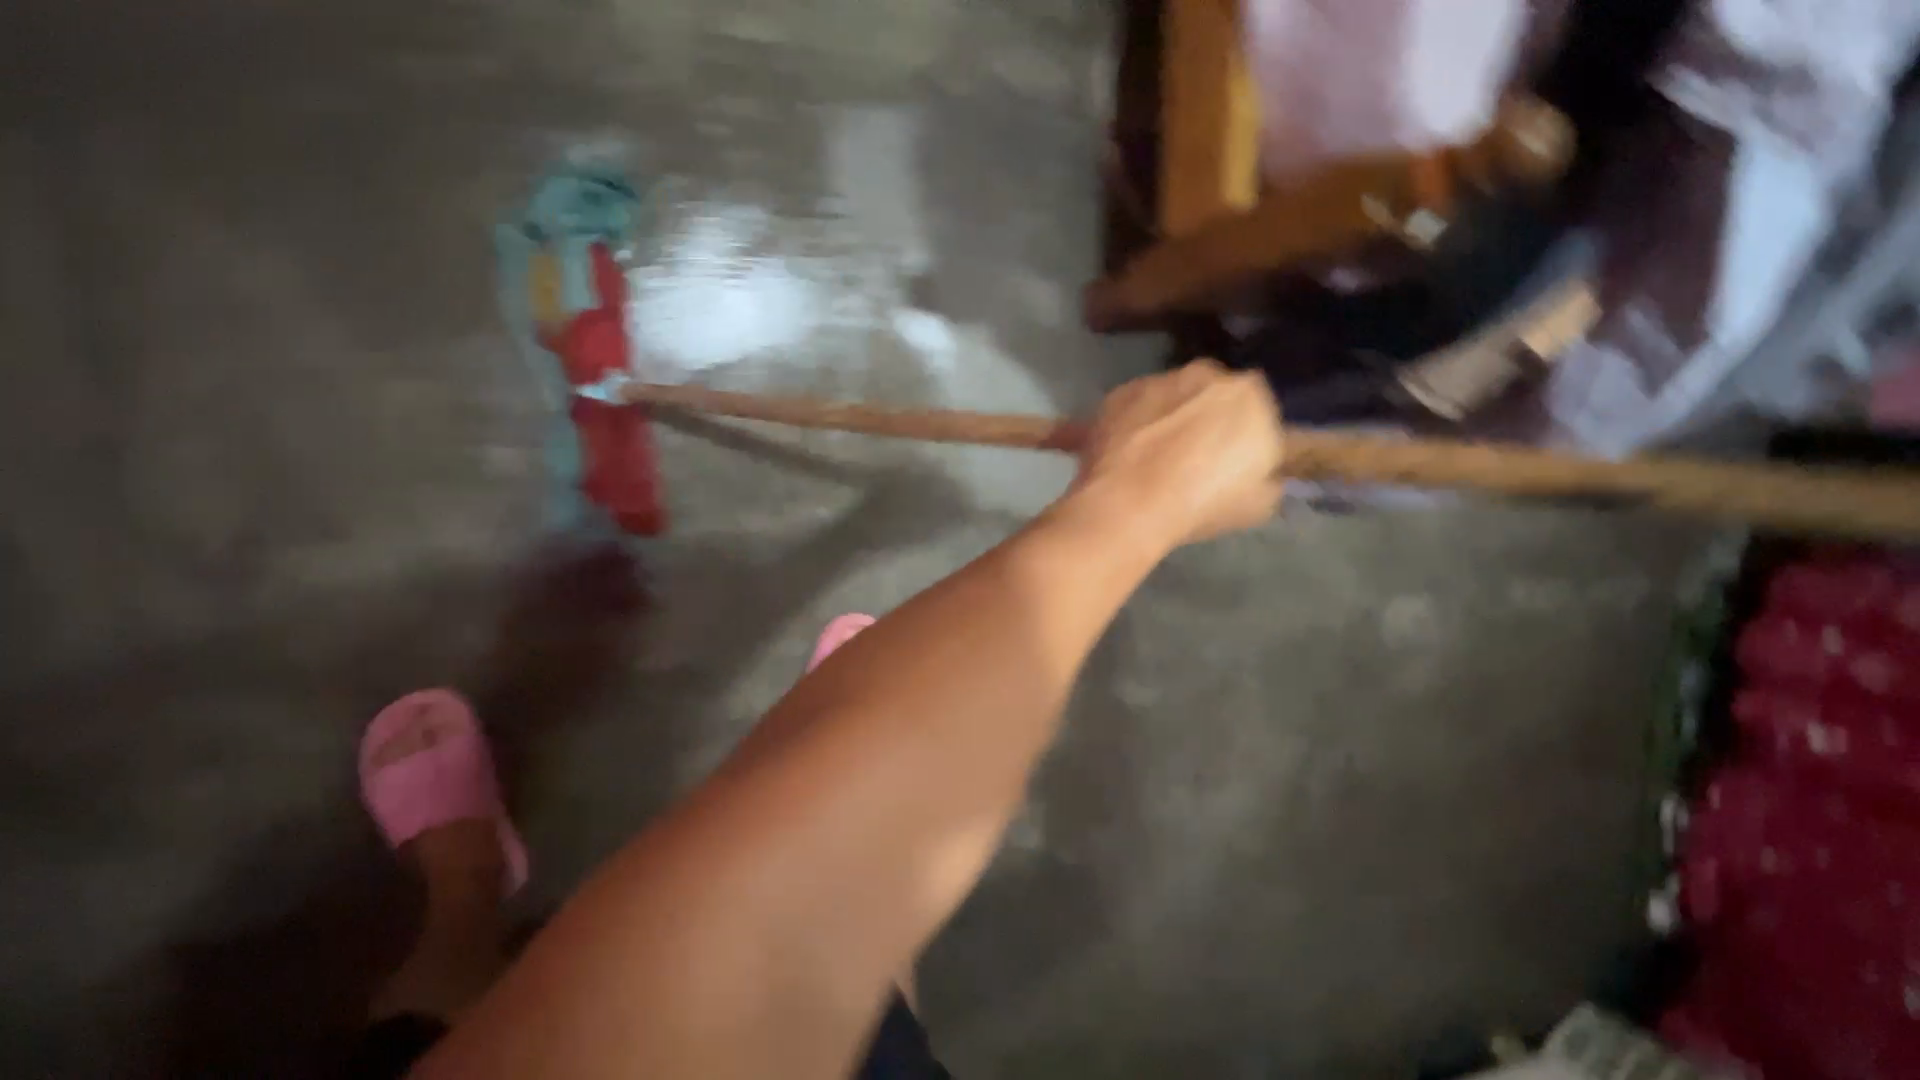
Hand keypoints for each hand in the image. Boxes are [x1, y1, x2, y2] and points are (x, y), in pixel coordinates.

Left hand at [1073, 360, 1283, 547]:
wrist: (1126, 505)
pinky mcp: (1116, 394)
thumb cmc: (1201, 503)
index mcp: (1249, 393)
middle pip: (1212, 397)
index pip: (1258, 410)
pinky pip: (1134, 409)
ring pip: (1171, 399)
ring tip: (1155, 462)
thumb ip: (1269, 472)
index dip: (1246, 439)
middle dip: (1207, 422)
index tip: (1234, 465)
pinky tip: (1126, 456)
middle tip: (1195, 463)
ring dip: (1169, 421)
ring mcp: (1155, 380)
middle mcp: (1203, 374)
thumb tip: (1263, 470)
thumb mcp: (1259, 502)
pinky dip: (1134, 426)